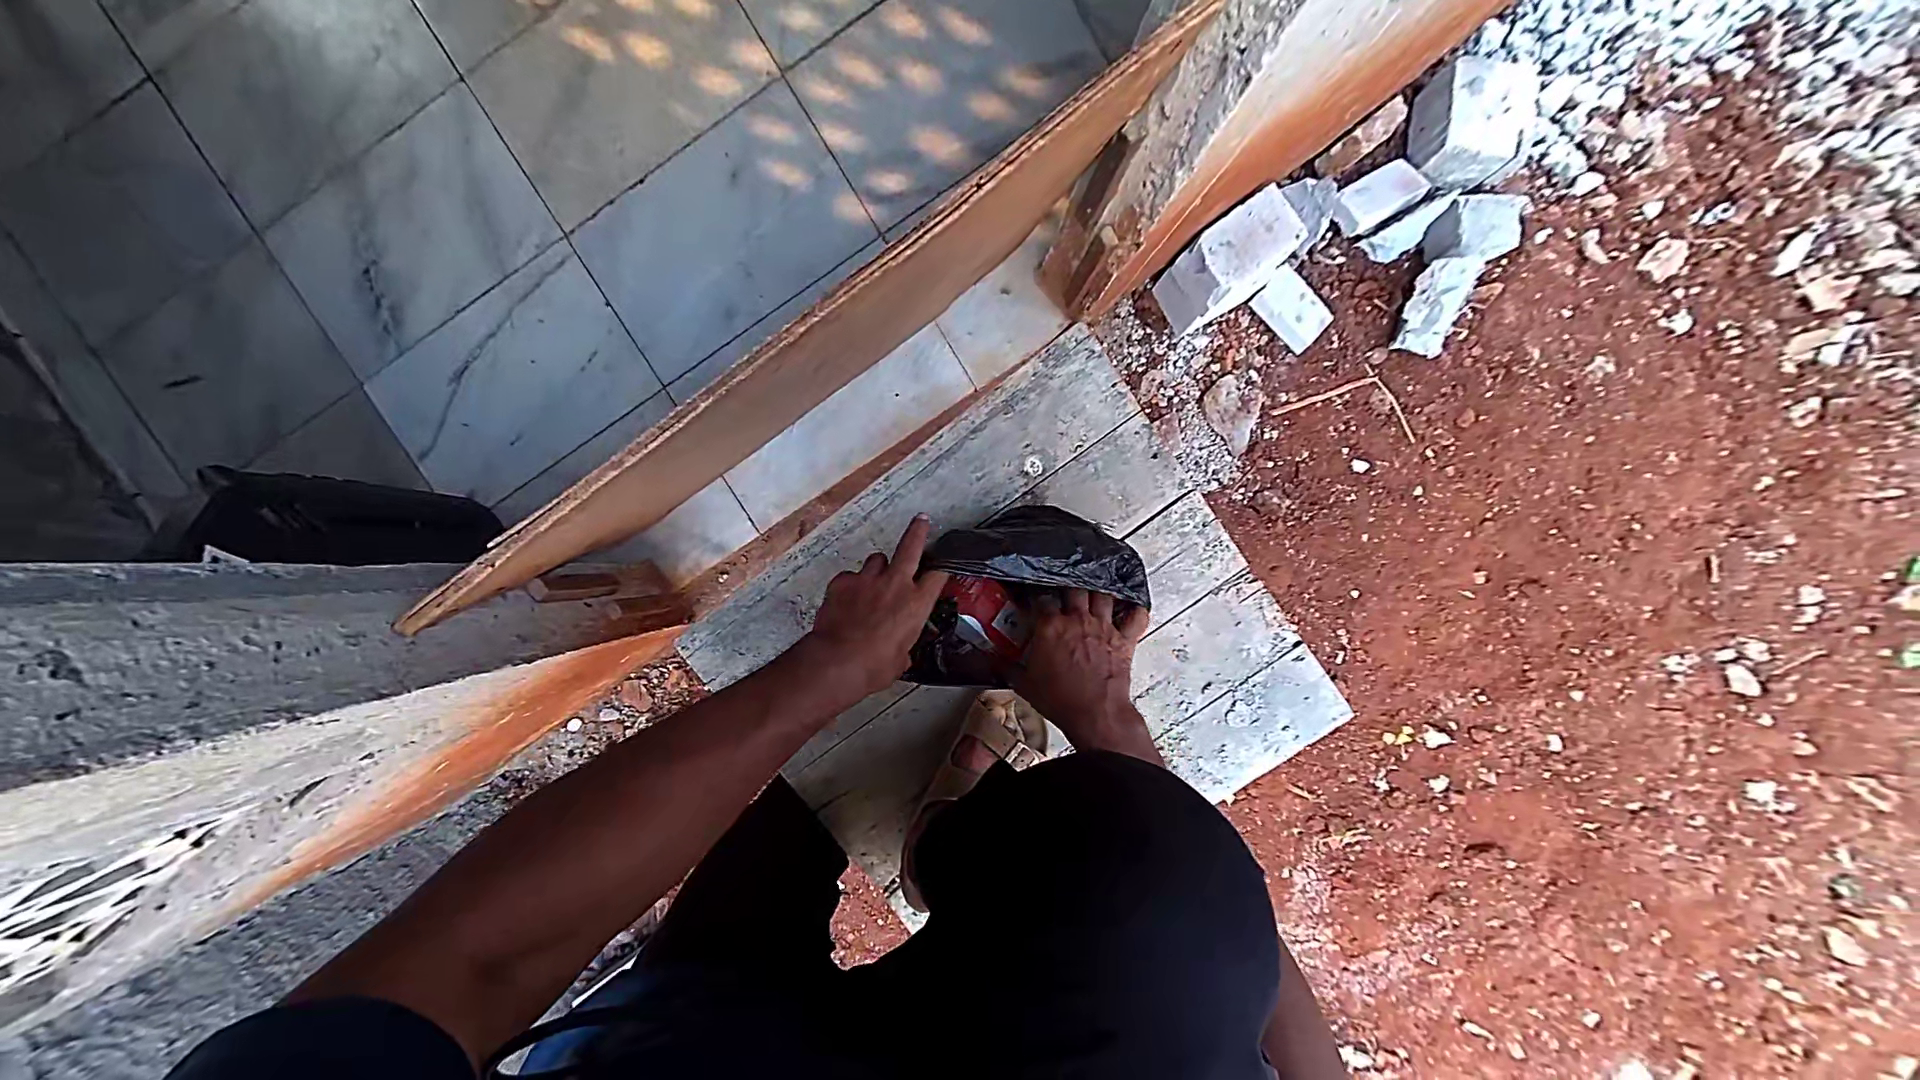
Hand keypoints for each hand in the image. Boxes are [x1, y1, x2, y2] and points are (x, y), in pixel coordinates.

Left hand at [801, 515, 949, 705]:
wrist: (838, 661)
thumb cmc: (872, 666)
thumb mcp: (900, 661)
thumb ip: (903, 648)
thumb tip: (899, 654)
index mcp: (916, 604)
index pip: (938, 575)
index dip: (942, 566)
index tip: (944, 560)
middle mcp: (895, 585)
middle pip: (911, 546)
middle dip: (918, 531)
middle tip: (921, 521)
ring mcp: (868, 580)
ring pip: (877, 559)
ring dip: (878, 567)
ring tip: (872, 583)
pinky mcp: (843, 582)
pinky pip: (850, 576)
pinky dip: (850, 585)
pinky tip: (846, 600)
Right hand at [1013, 589, 1159, 763]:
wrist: (1095, 715)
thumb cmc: (1061, 700)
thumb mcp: (1024, 683)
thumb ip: (1006, 666)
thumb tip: (992, 660)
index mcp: (1050, 627)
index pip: (1042, 597)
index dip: (1038, 594)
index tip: (1036, 597)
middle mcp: (1078, 620)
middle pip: (1074, 587)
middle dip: (1068, 585)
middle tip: (1065, 591)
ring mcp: (1102, 627)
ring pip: (1102, 593)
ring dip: (1098, 591)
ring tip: (1093, 591)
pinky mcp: (1123, 640)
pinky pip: (1136, 616)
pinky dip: (1135, 609)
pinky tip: (1131, 605)